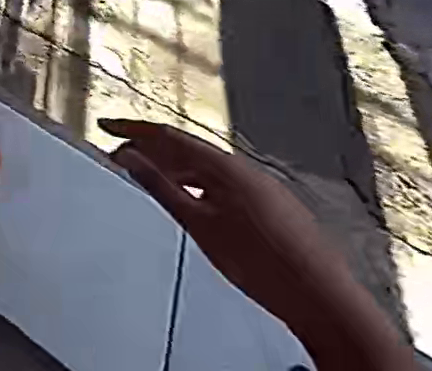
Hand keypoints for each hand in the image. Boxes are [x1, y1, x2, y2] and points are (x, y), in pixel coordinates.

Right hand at [99, 118, 411, 369]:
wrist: (328, 307)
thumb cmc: (263, 266)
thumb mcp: (197, 223)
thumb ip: (159, 185)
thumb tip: (128, 157)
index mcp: (226, 167)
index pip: (167, 134)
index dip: (131, 128)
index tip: (104, 125)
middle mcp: (247, 170)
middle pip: (186, 149)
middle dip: (149, 151)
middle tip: (119, 158)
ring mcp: (265, 189)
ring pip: (205, 168)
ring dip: (172, 169)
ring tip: (147, 179)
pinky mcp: (275, 208)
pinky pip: (224, 184)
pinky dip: (196, 184)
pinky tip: (188, 200)